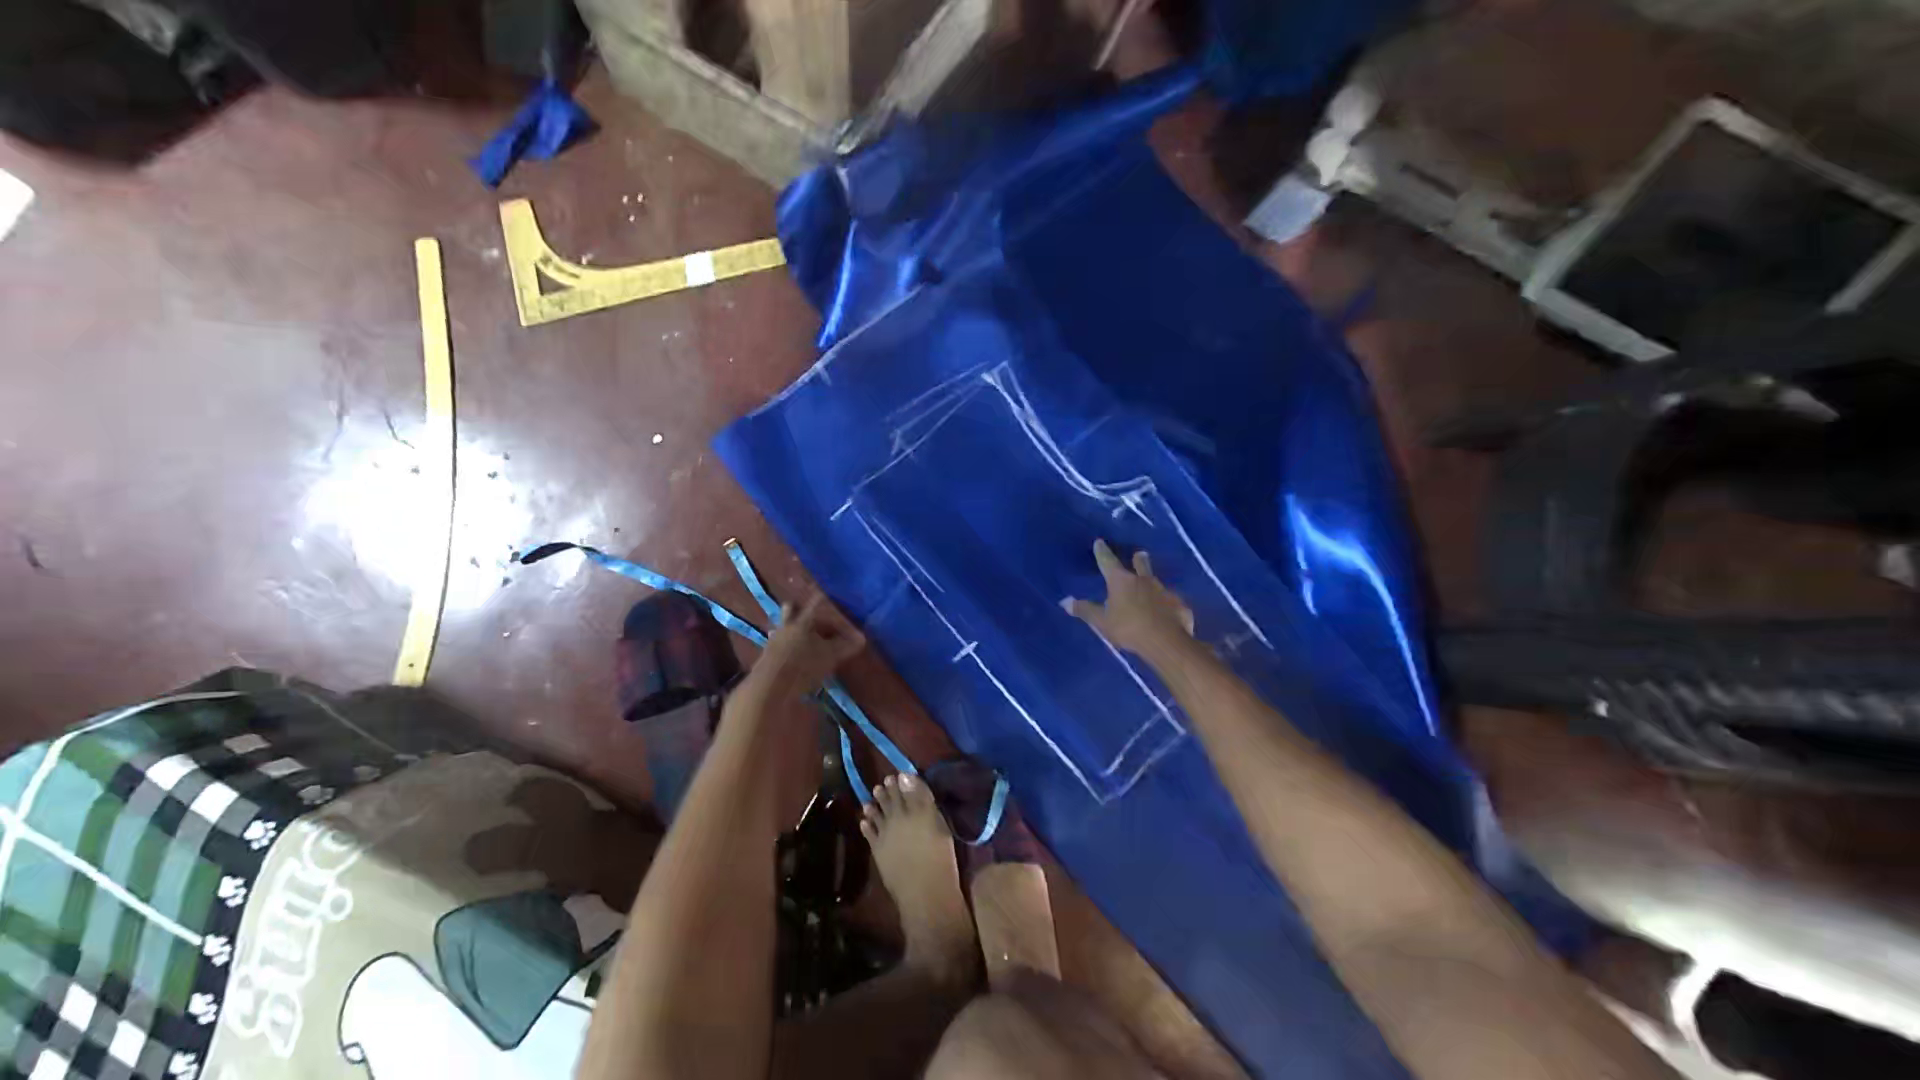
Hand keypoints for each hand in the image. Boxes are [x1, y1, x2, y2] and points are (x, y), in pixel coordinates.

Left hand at [745, 593, 866, 697]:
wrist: (771, 686)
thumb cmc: (804, 666)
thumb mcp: (830, 657)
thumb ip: (845, 647)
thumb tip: (861, 639)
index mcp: (804, 621)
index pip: (816, 604)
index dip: (822, 598)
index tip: (824, 592)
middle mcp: (787, 626)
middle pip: (791, 610)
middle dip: (798, 610)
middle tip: (808, 613)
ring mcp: (774, 640)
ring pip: (782, 626)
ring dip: (790, 629)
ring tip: (800, 636)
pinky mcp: (766, 655)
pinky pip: (777, 643)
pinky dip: (785, 645)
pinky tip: (790, 654)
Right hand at [1066, 539, 1194, 659]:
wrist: (1166, 642)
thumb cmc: (1128, 629)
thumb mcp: (1102, 622)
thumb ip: (1085, 610)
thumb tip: (1065, 601)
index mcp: (1121, 581)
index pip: (1108, 562)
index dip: (1102, 552)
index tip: (1100, 542)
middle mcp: (1144, 580)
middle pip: (1141, 565)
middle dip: (1138, 559)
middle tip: (1139, 554)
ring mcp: (1165, 591)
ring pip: (1157, 583)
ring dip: (1152, 584)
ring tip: (1151, 589)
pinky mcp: (1180, 604)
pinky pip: (1171, 602)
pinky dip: (1167, 605)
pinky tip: (1167, 614)